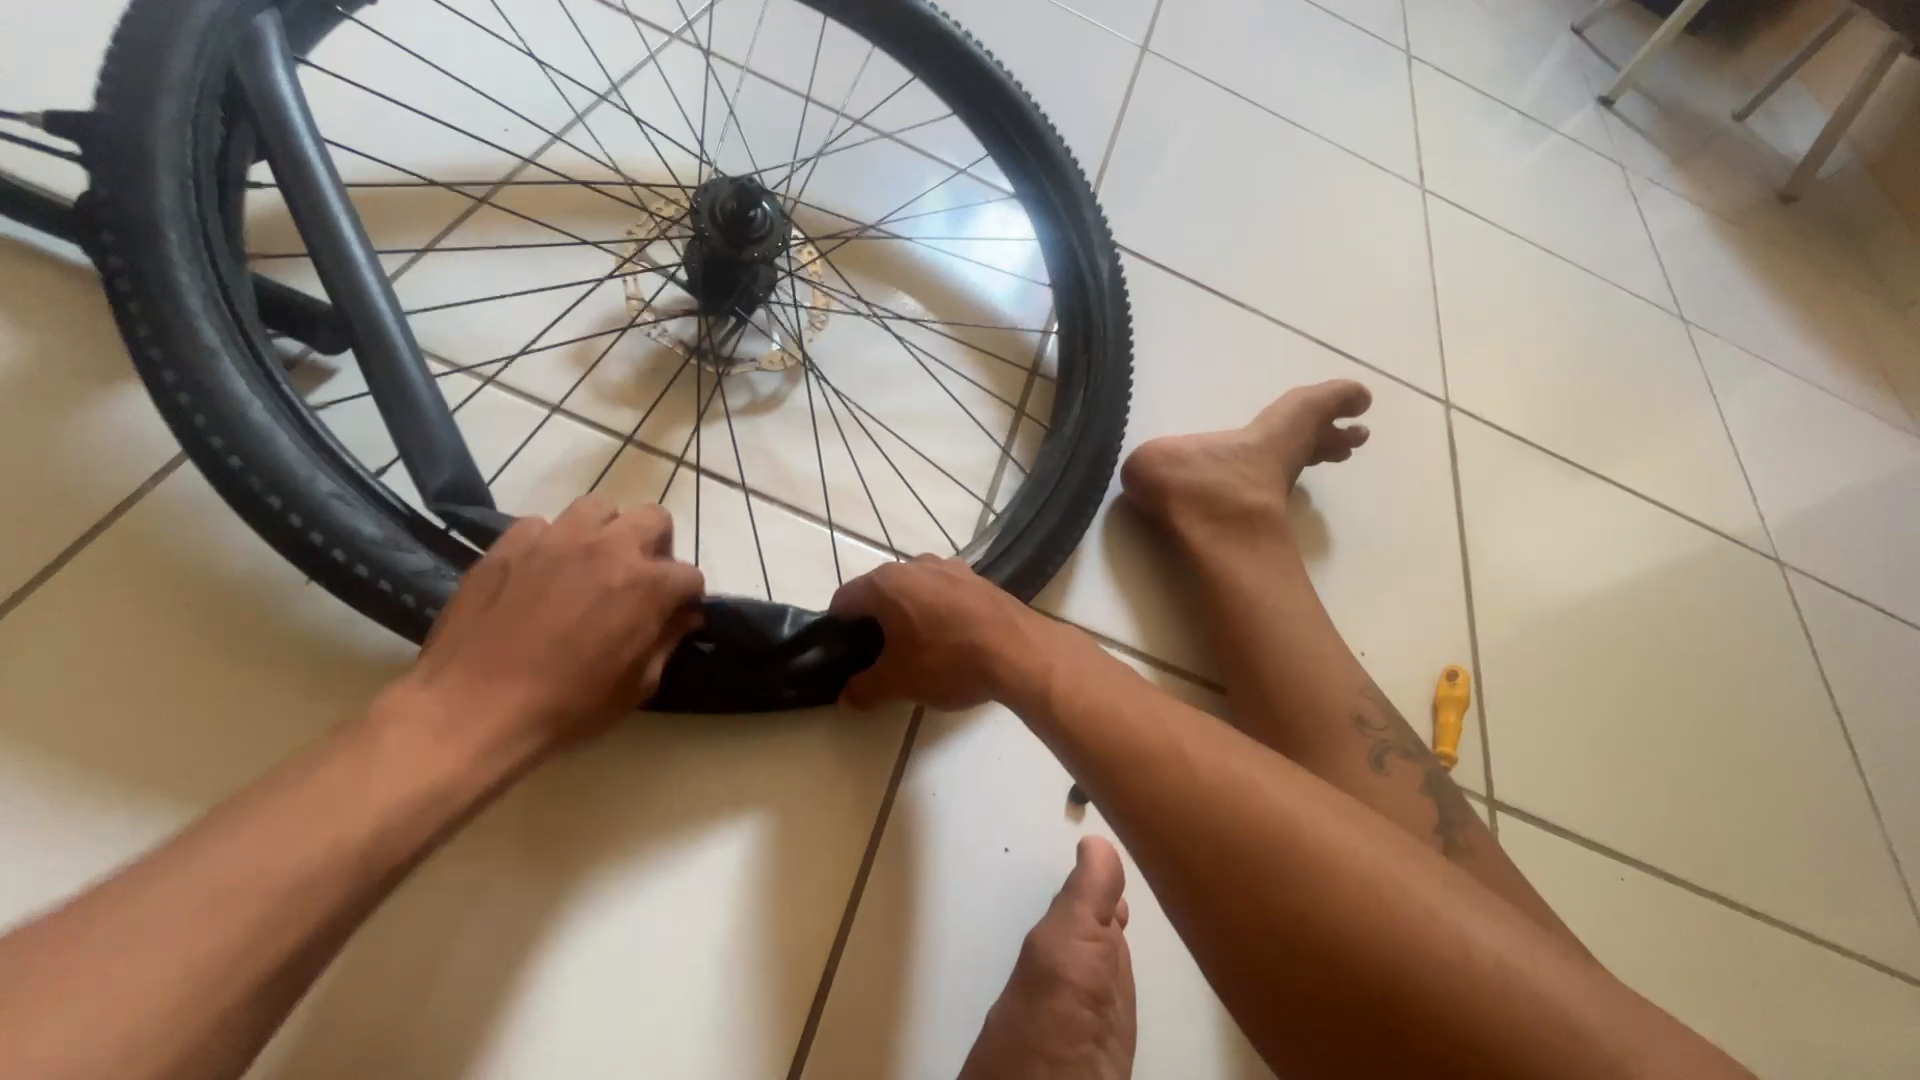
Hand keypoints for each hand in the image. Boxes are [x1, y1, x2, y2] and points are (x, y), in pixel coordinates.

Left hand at [395, 496, 704, 751]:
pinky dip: (552, 543)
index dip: (686, 597)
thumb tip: (681, 616)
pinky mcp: (510, 543)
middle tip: (639, 580)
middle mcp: (608, 547)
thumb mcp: (638, 685)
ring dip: (606, 532)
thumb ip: (666, 640)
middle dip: (656, 546)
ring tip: (591, 565)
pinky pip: (542, 525)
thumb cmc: (568, 706)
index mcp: (647, 584)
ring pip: (598, 507)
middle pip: (653, 518)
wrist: (474, 708)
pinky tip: (541, 573)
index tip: (674, 615)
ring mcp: (556, 539)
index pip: (690, 575)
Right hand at [828, 555, 1046, 710]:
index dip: (838, 628)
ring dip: (909, 615)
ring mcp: (951, 568)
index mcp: (886, 583)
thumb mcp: (899, 682)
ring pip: (915, 590)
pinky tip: (952, 642)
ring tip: (918, 651)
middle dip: (875, 622)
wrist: (1021, 652)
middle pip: (880, 591)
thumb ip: (865, 688)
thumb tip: (847, 697)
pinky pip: (945, 594)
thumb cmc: (948, 661)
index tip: (846, 654)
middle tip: (880, 658)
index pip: (844, 599)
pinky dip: (939, 613)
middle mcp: (916, 565)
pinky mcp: (979, 580)